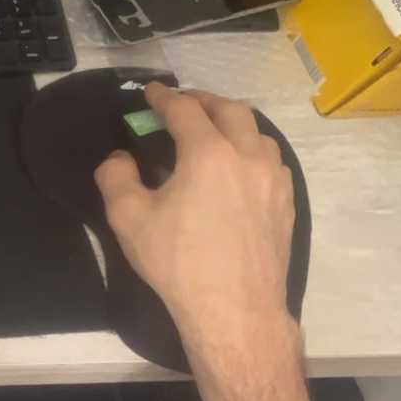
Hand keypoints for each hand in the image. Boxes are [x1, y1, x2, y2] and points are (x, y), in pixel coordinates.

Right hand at [95, 84, 297, 366]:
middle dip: (202, 100)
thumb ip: (115, 177)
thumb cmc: (177, 261)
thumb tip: (120, 159)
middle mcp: (247, 157)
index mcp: (207, 154)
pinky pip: (269, 159)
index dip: (163, 97)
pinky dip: (250, 149)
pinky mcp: (284, 202)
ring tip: (210, 133)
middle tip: (180, 104)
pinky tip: (235, 168)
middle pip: (230, 110)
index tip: (149, 92)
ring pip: (257, 133)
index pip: (185, 110)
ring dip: (231, 123)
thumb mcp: (127, 218)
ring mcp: (273, 179)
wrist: (233, 307)